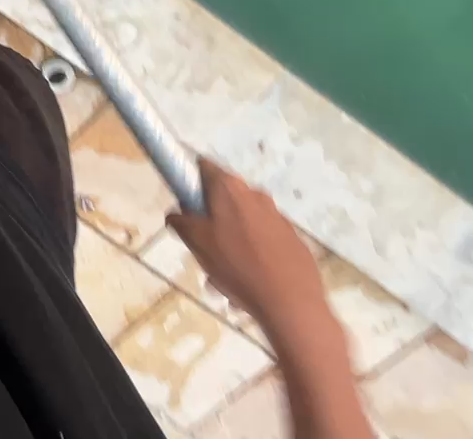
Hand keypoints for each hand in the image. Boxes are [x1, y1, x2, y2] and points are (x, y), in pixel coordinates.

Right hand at [167, 159, 339, 351]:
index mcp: (229, 188)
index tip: (185, 205)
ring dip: (232, 239)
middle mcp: (256, 195)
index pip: (203, 166)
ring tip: (227, 274)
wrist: (292, 305)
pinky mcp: (295, 241)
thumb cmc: (236, 265)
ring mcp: (279, 218)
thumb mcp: (195, 242)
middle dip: (211, 218)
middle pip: (224, 197)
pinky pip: (265, 241)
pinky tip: (250, 281)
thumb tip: (176, 214)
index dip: (189, 181)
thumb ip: (179, 221)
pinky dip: (254, 254)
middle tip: (204, 245)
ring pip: (244, 222)